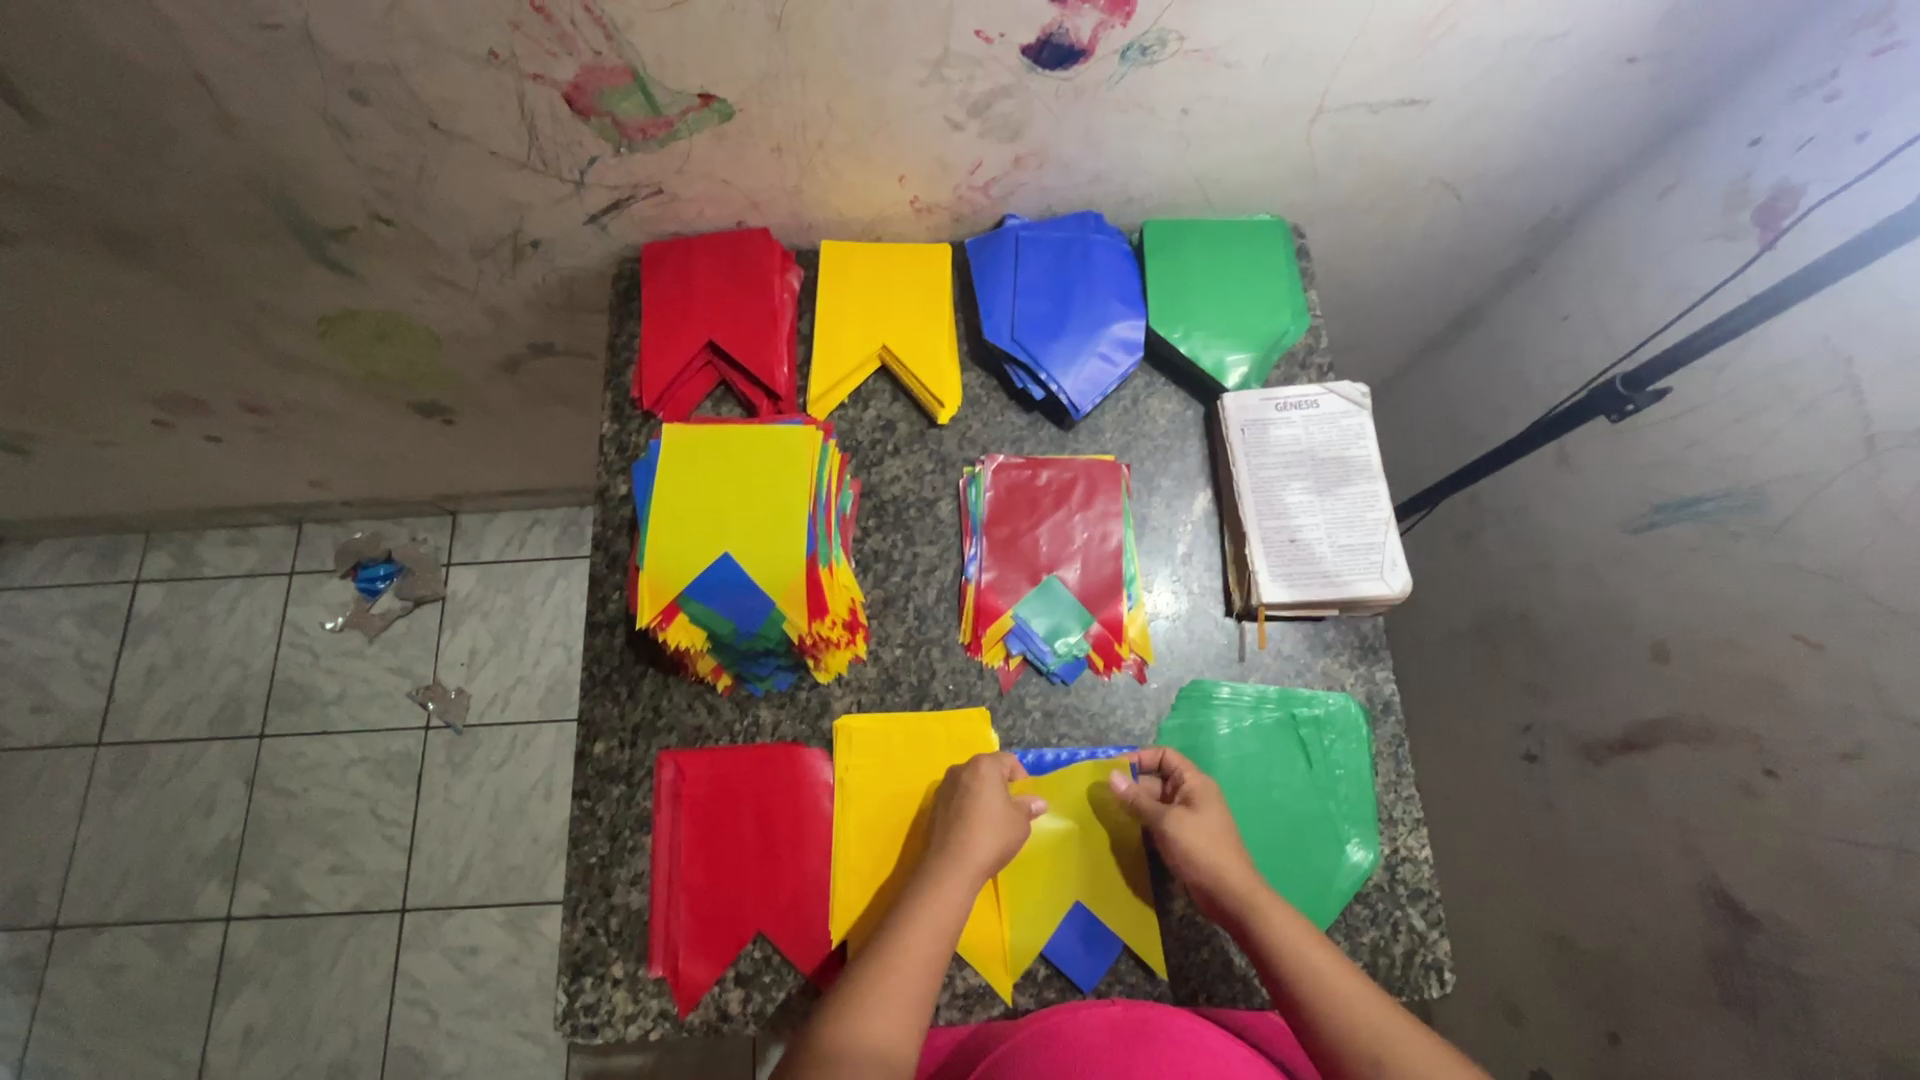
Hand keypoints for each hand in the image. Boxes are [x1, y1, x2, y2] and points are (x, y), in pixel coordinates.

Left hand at [921, 753, 1047, 888]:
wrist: (950, 867)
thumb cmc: (991, 837)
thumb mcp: (1020, 823)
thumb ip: (1028, 807)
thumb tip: (1037, 802)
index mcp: (984, 766)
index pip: (1009, 761)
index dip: (1021, 778)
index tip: (1026, 799)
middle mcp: (960, 769)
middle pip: (987, 770)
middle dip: (1000, 785)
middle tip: (1010, 809)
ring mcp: (943, 787)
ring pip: (970, 784)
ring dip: (981, 796)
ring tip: (991, 820)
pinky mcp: (932, 806)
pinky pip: (956, 799)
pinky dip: (966, 807)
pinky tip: (972, 829)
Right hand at [1109, 747, 1264, 922]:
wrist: (1230, 895)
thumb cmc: (1200, 849)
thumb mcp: (1165, 821)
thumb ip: (1137, 799)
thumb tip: (1111, 776)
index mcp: (1194, 782)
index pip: (1164, 756)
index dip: (1139, 758)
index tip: (1113, 769)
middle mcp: (1191, 795)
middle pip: (1157, 779)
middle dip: (1132, 784)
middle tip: (1102, 793)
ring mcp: (1188, 817)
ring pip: (1155, 802)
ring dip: (1134, 805)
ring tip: (1107, 810)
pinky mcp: (1183, 838)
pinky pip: (1158, 821)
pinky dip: (1142, 822)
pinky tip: (1123, 829)